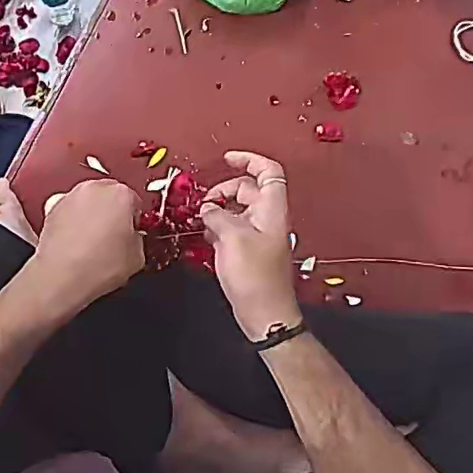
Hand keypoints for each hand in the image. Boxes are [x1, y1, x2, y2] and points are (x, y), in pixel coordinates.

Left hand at [19, 178, 143, 317]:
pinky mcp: (52, 208)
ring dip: (92, 214)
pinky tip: (76, 241)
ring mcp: (71, 197)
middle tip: (114, 236)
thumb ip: (138, 240)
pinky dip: (73, 220)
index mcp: (121, 194)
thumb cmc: (97, 265)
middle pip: (110, 195)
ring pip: (88, 201)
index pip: (134, 201)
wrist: (62, 277)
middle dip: (113, 212)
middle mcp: (95, 189)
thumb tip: (133, 240)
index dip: (134, 220)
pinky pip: (69, 211)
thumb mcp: (137, 257)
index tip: (132, 233)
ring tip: (93, 241)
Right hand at [197, 152, 301, 340]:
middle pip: (247, 189)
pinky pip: (232, 226)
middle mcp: (267, 217)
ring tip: (202, 219)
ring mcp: (258, 234)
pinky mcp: (248, 249)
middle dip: (224, 189)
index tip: (227, 158)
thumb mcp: (232, 238)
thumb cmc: (254, 276)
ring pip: (237, 208)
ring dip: (218, 209)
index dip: (249, 159)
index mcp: (271, 209)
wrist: (264, 314)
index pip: (268, 171)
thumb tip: (207, 209)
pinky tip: (206, 234)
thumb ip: (217, 215)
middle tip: (205, 202)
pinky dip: (218, 225)